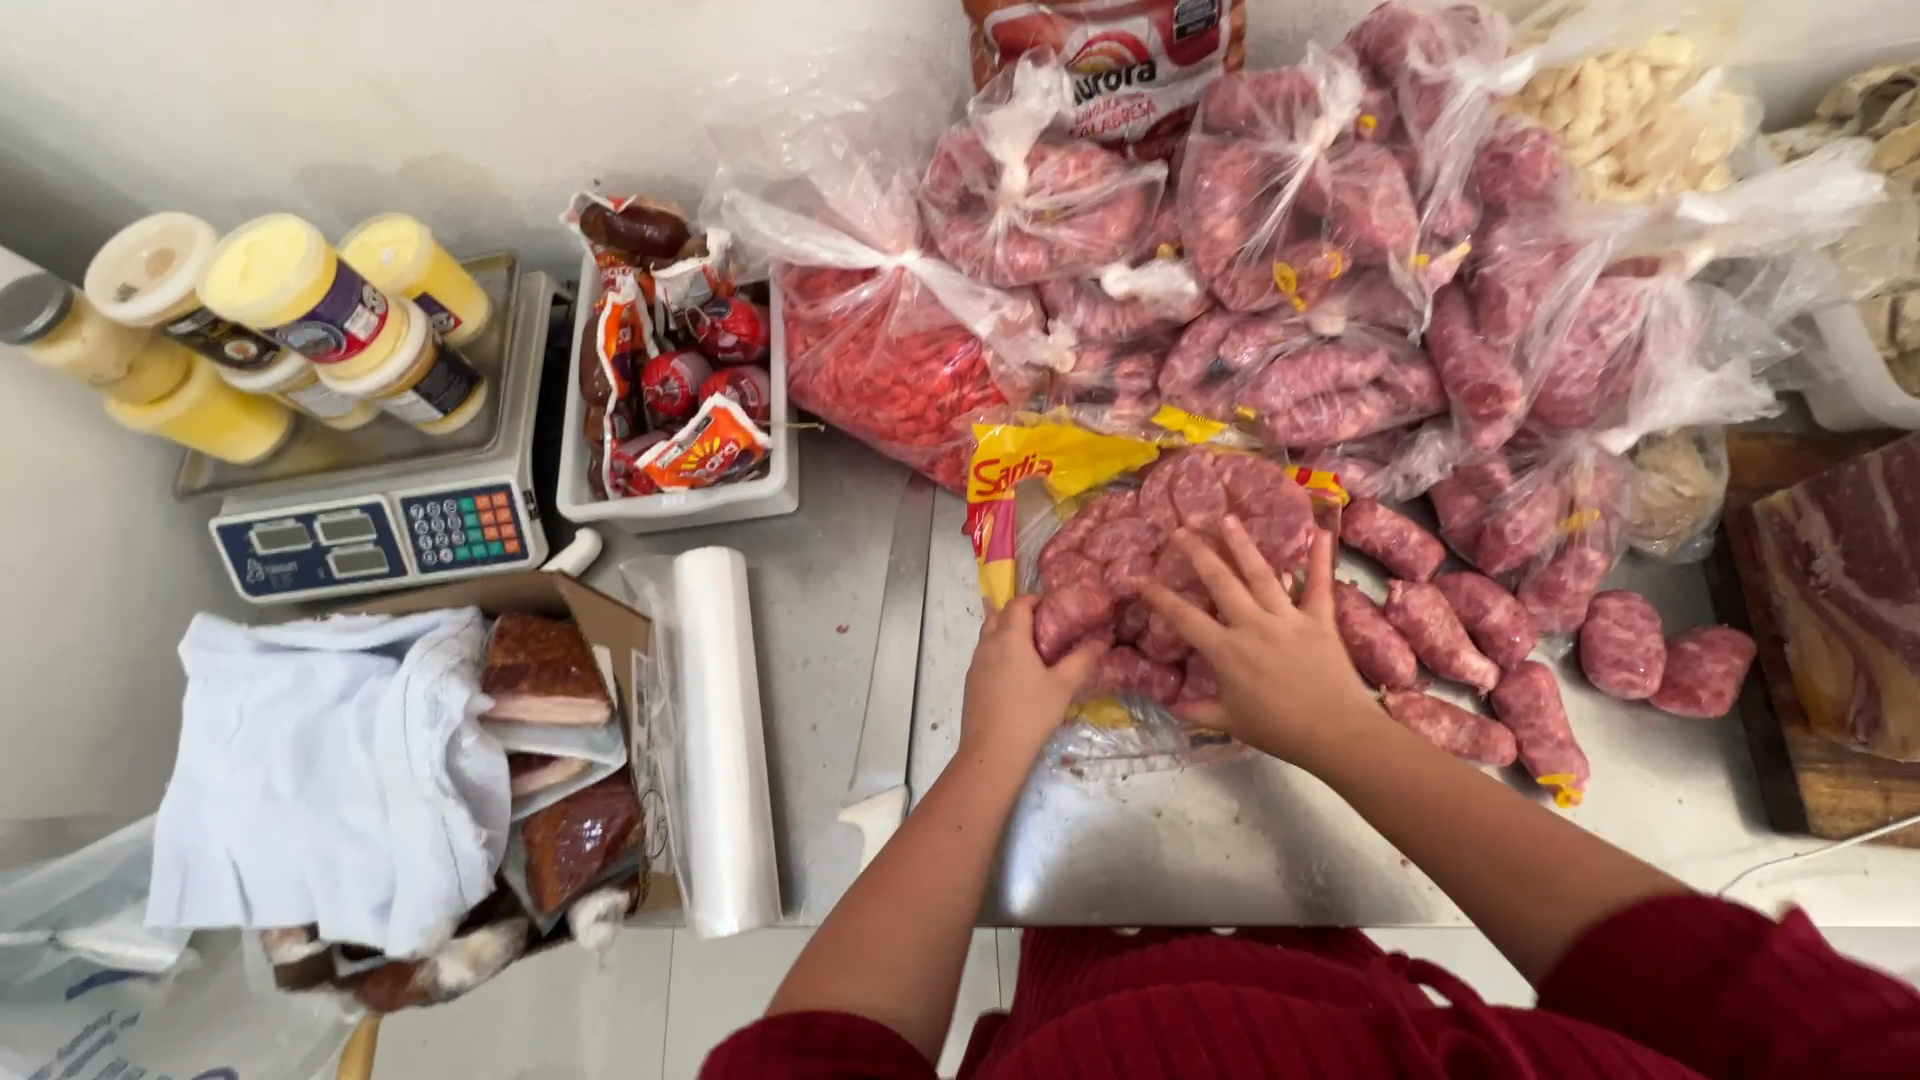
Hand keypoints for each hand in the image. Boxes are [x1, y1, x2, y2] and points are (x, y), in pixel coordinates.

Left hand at [960, 595, 1105, 767]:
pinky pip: (985, 655)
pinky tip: (1016, 672)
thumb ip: (1082, 660)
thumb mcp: (1063, 686)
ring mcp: (976, 663)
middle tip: (1044, 625)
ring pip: (989, 635)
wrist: (992, 751)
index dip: (1035, 599)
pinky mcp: (971, 682)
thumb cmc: (1030, 714)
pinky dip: (999, 651)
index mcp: (1009, 638)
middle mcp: (988, 644)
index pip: (1018, 603)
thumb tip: (1102, 641)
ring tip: (1032, 647)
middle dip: (1019, 613)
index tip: (1054, 606)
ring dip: (1007, 632)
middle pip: (999, 615)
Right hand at [1144, 517, 1385, 763]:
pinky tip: (1318, 531)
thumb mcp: (1232, 722)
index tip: (1141, 578)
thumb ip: (1199, 711)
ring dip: (1242, 544)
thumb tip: (1170, 707)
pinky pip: (1319, 585)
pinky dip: (1319, 559)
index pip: (1184, 618)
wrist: (1337, 734)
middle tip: (1181, 530)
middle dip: (1197, 553)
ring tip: (1227, 518)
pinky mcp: (1320, 621)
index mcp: (1226, 651)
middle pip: (1219, 581)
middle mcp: (1252, 625)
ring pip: (1260, 574)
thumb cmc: (1281, 731)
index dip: (1159, 598)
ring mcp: (1288, 619)